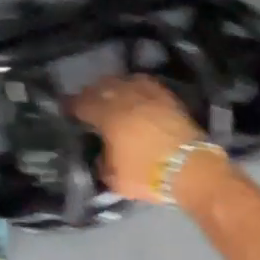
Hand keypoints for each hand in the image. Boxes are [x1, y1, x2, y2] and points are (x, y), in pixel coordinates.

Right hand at [68, 74, 207, 203]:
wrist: (192, 170)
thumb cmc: (149, 175)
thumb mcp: (115, 179)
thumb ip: (102, 163)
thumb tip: (100, 155)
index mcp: (108, 117)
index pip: (82, 105)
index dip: (71, 106)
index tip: (66, 109)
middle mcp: (125, 100)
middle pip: (102, 87)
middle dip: (91, 93)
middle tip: (86, 101)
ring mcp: (148, 96)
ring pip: (124, 81)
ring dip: (113, 86)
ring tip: (110, 93)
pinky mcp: (168, 99)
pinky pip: (147, 84)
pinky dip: (136, 85)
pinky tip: (135, 91)